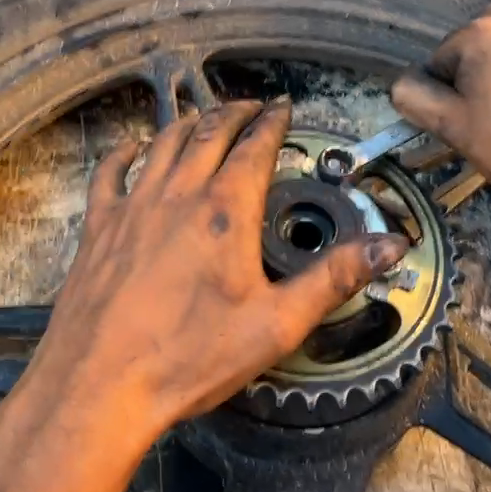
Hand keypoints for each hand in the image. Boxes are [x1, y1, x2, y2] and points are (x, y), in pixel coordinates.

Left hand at [29, 98, 409, 443]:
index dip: (273, 121)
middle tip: (251, 106)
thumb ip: (335, 277)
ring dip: (189, 123)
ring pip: (164, 143)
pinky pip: (110, 174)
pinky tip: (133, 147)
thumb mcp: (278, 324)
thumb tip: (391, 245)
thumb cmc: (190, 357)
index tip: (283, 106)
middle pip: (210, 132)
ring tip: (205, 117)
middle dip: (235, 112)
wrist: (99, 385)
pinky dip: (124, 153)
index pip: (256, 146)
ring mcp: (134, 205)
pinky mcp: (99, 226)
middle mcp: (179, 194)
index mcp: (226, 210)